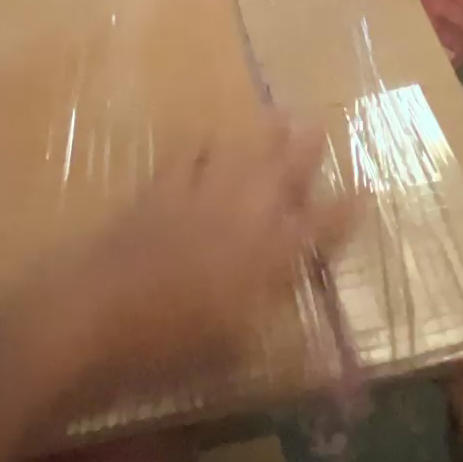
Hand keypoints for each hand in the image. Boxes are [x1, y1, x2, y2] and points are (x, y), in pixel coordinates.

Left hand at [17, 117, 359, 386]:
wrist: (97, 311)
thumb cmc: (169, 343)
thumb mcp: (233, 348)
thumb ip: (272, 327)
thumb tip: (306, 333)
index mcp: (266, 257)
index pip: (318, 228)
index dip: (344, 210)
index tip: (365, 189)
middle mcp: (240, 217)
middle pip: (281, 175)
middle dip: (304, 151)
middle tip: (320, 124)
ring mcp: (199, 197)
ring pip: (240, 155)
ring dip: (261, 135)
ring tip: (279, 112)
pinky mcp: (161, 190)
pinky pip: (187, 155)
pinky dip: (201, 142)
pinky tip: (208, 134)